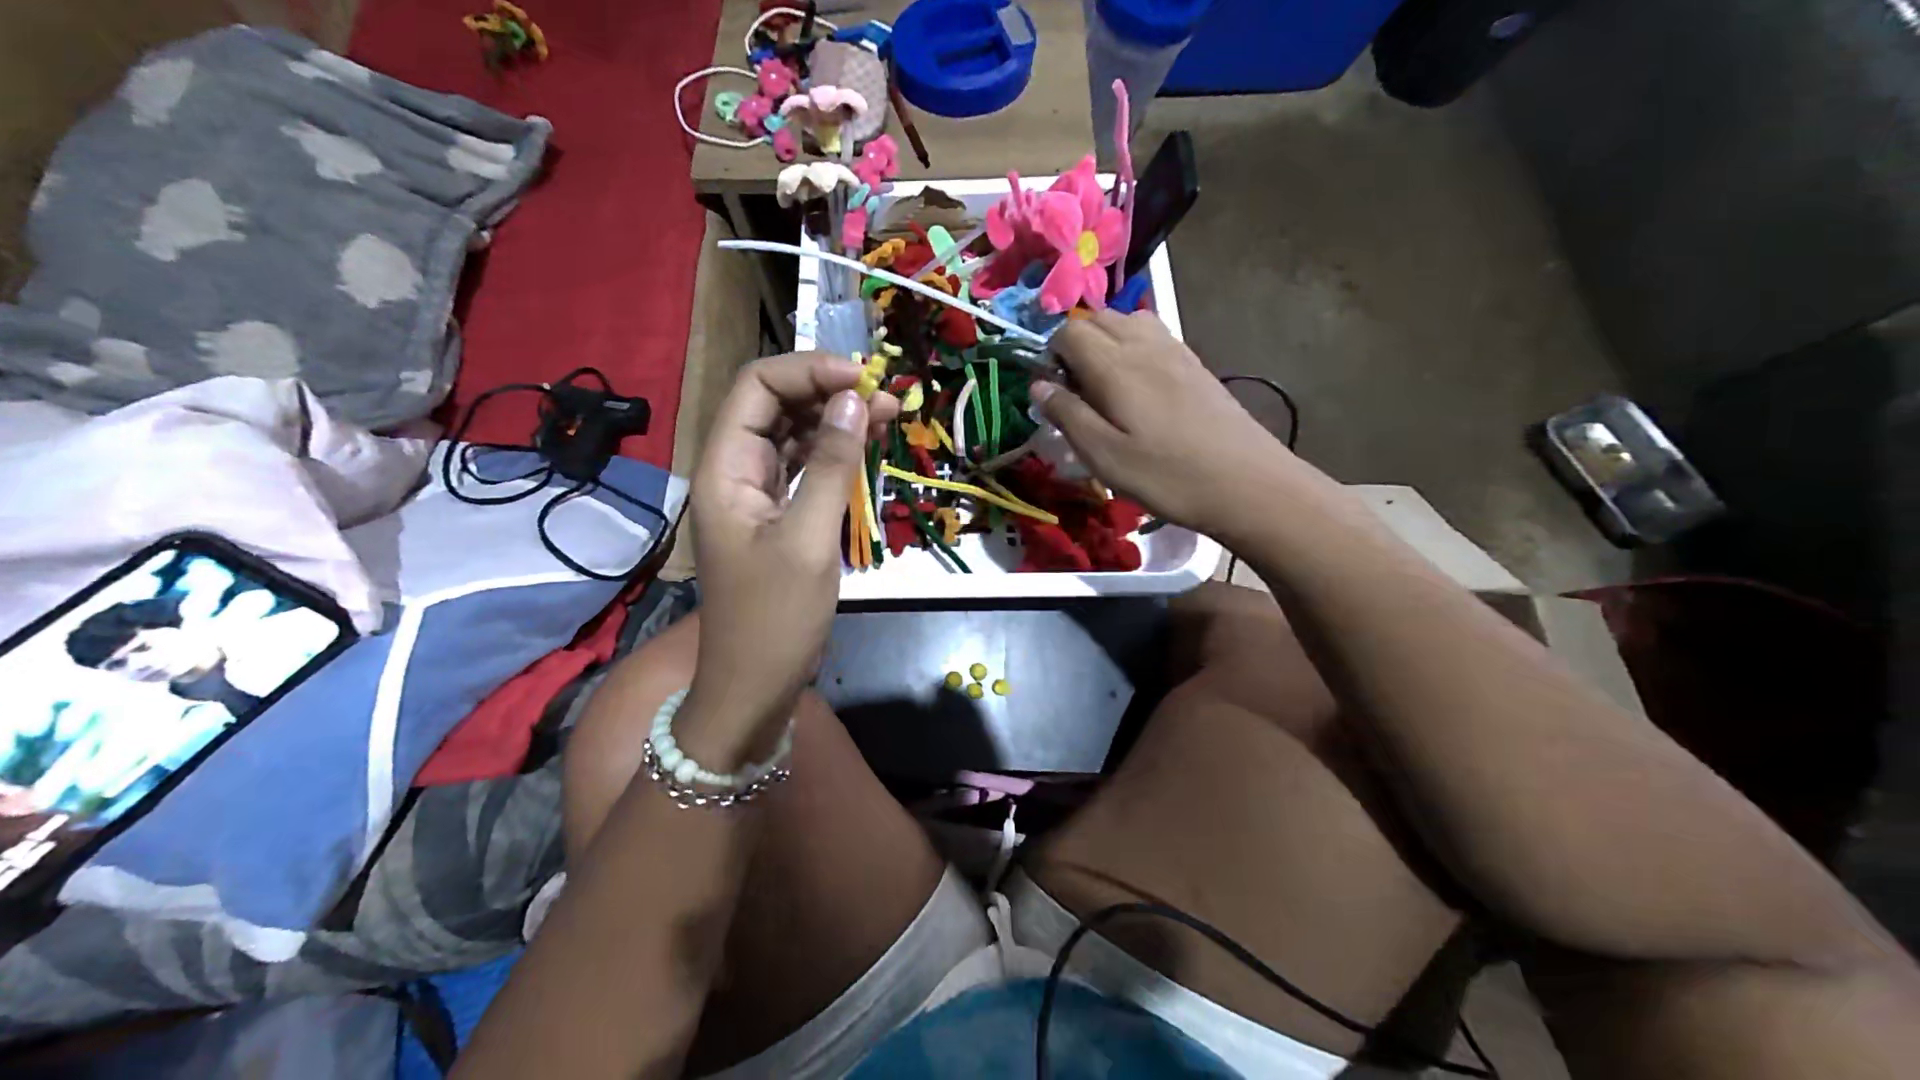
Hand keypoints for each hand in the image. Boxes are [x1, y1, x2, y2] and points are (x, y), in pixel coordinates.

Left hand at [688, 353, 897, 738]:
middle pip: (775, 404)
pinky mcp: (776, 515)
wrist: (754, 687)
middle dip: (828, 391)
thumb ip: (829, 465)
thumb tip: (854, 398)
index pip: (757, 387)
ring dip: (836, 418)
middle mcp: (734, 470)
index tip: (862, 379)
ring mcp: (754, 493)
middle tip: (886, 397)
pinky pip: (802, 467)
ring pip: (793, 434)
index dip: (808, 370)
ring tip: (889, 413)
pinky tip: (867, 444)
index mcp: (724, 467)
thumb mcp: (808, 539)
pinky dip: (834, 452)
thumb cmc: (775, 618)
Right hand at [1031, 310, 1299, 537]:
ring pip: (1127, 320)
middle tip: (1076, 390)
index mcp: (1115, 364)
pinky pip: (1153, 335)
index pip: (1068, 332)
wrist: (1246, 482)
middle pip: (1097, 318)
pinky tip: (1138, 387)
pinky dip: (1133, 346)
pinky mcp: (1195, 364)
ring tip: (1104, 385)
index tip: (1054, 391)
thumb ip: (1067, 415)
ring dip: (1105, 341)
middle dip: (1075, 344)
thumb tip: (1038, 385)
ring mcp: (1174, 350)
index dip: (1050, 354)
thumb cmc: (1167, 475)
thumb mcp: (1104, 456)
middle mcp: (1144, 344)